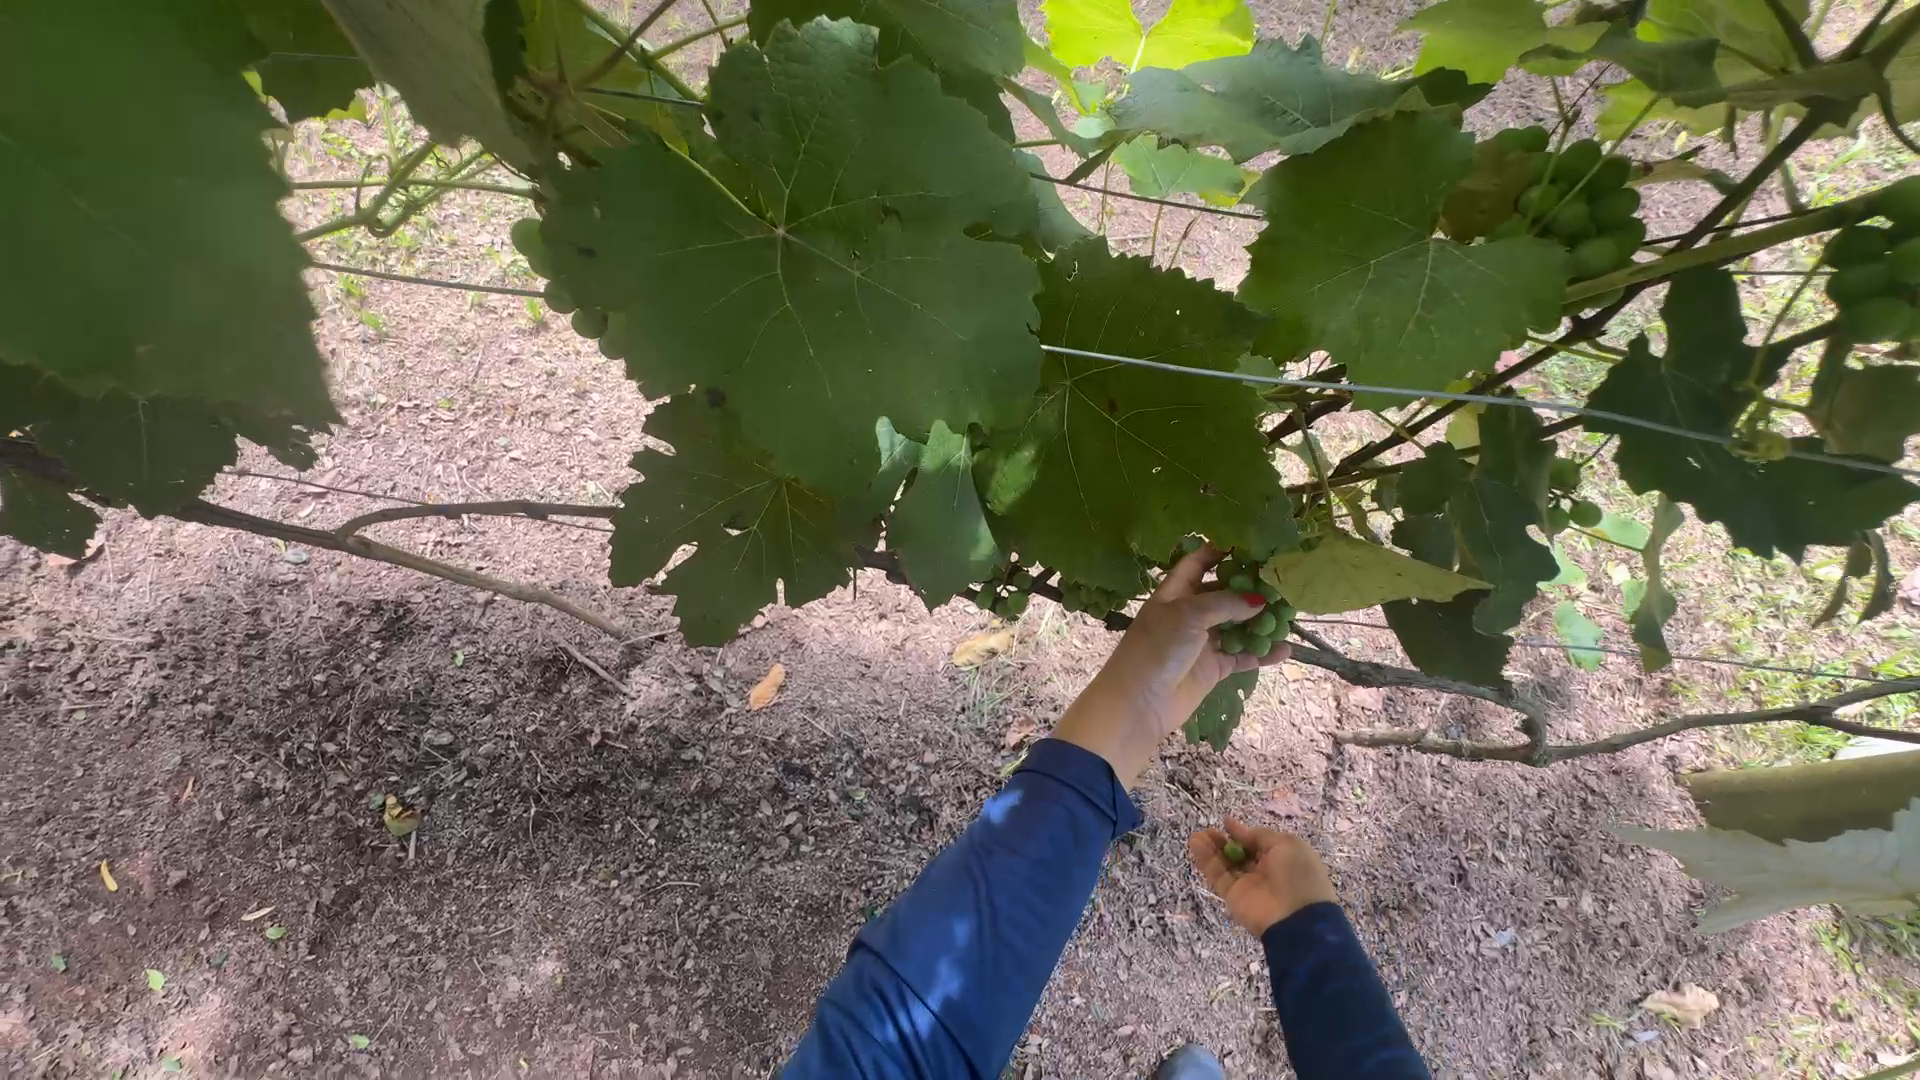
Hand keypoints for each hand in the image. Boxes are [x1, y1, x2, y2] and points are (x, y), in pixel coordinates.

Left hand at [1052, 544, 1290, 786]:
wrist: (1139, 703)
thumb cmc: (1157, 649)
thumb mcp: (1187, 615)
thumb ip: (1224, 603)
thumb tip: (1258, 601)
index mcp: (1174, 593)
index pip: (1197, 563)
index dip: (1219, 551)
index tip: (1249, 543)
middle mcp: (1189, 613)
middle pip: (1223, 593)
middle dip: (1250, 587)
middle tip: (1283, 578)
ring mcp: (1202, 641)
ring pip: (1238, 625)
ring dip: (1261, 621)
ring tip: (1291, 613)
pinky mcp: (1213, 668)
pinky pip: (1243, 656)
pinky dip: (1262, 653)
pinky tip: (1286, 649)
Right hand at [1188, 817, 1337, 937]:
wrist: (1297, 918)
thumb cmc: (1298, 875)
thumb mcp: (1286, 844)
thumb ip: (1259, 836)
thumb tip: (1238, 829)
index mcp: (1281, 860)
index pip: (1257, 844)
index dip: (1241, 833)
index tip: (1225, 822)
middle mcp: (1263, 872)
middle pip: (1238, 853)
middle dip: (1223, 840)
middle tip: (1209, 830)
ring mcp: (1247, 885)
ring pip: (1225, 863)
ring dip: (1211, 848)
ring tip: (1197, 835)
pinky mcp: (1233, 896)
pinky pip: (1217, 875)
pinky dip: (1206, 860)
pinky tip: (1195, 844)